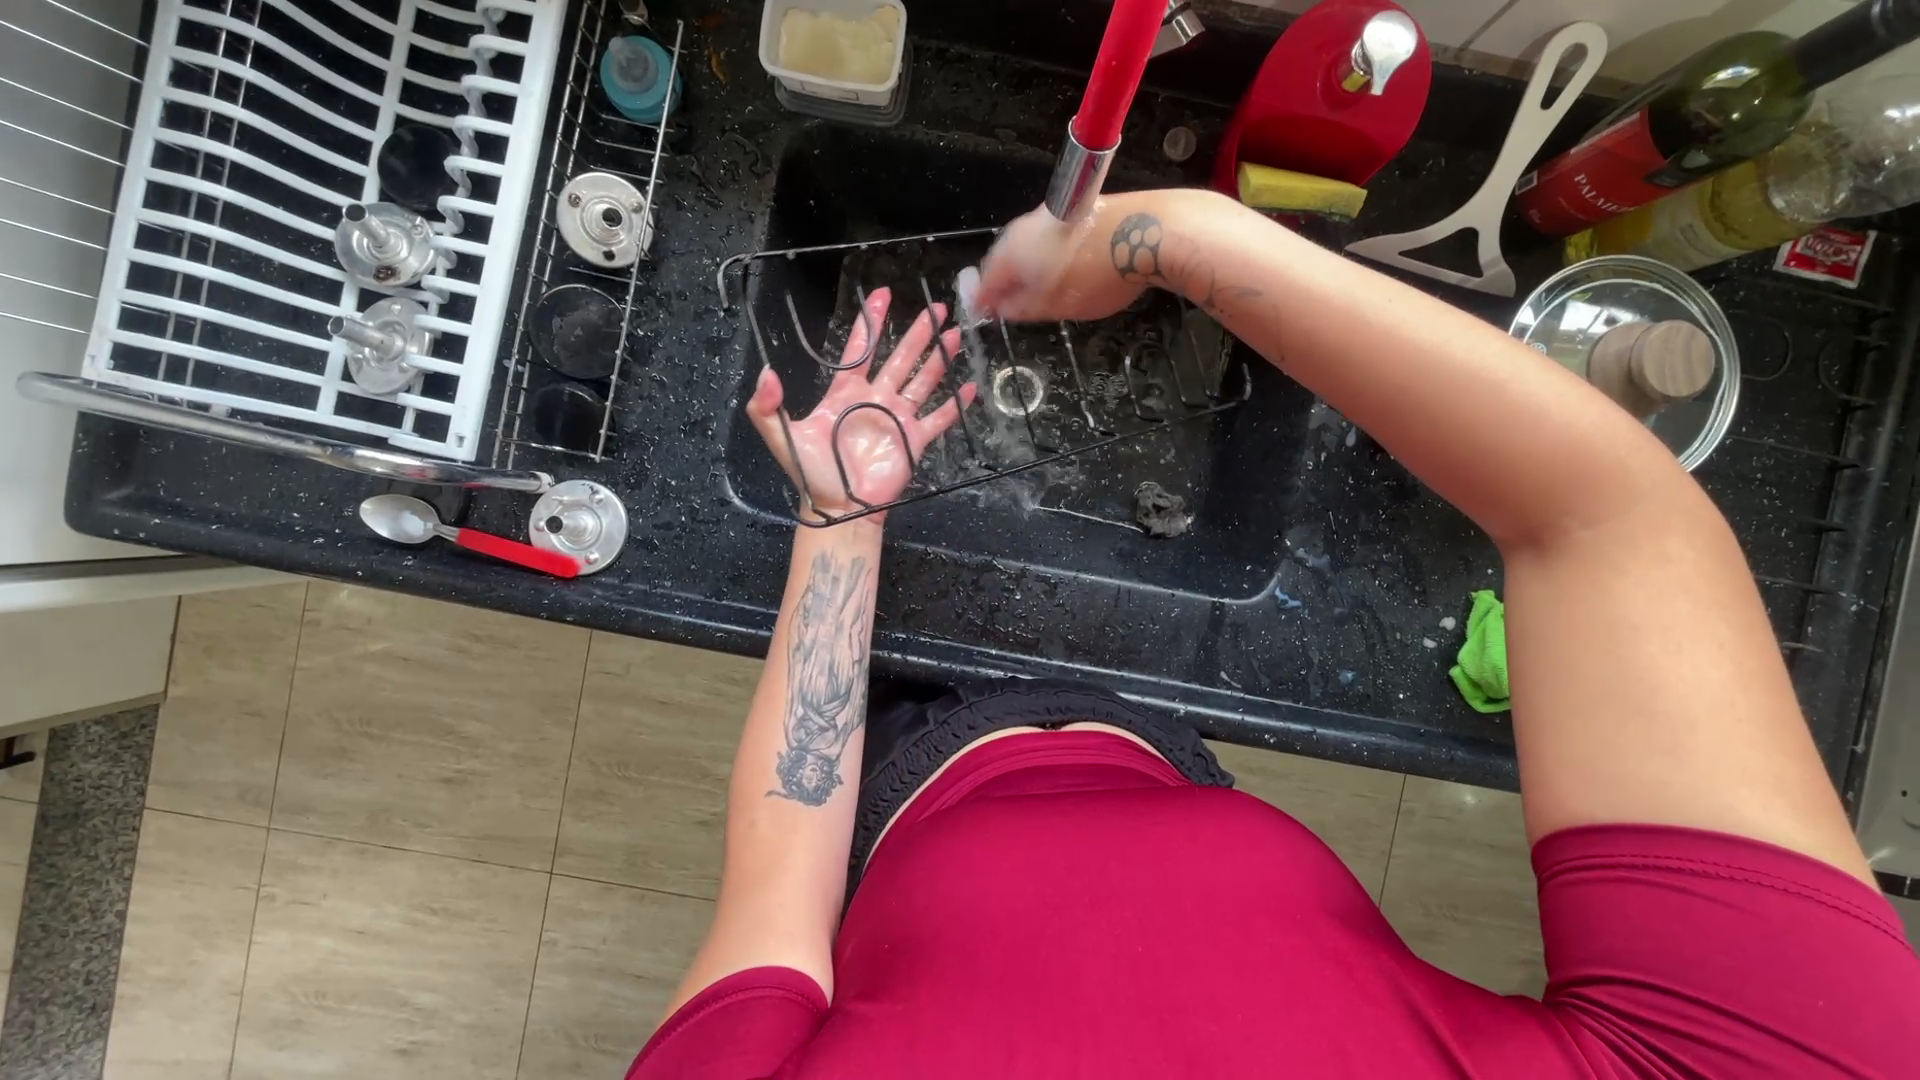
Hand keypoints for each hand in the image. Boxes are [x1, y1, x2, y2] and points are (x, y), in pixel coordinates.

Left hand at [745, 287, 977, 522]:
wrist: (839, 508)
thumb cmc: (812, 473)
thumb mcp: (781, 437)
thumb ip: (767, 406)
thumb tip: (766, 373)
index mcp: (844, 393)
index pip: (860, 350)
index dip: (871, 323)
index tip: (882, 296)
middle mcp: (874, 399)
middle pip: (899, 358)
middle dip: (916, 333)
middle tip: (935, 308)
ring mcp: (896, 418)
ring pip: (922, 380)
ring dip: (937, 358)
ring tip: (953, 334)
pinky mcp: (914, 440)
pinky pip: (939, 418)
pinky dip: (955, 404)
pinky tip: (969, 387)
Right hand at [972, 191, 1175, 322]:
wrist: (1150, 233)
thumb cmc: (1098, 274)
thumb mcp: (1054, 305)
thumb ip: (1021, 308)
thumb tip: (1001, 309)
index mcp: (1013, 250)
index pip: (986, 279)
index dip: (984, 300)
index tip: (986, 315)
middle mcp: (1026, 225)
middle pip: (1006, 258)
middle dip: (1007, 282)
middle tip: (1013, 306)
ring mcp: (1052, 214)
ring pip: (1030, 246)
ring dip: (1029, 268)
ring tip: (1041, 291)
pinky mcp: (1078, 210)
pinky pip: (1052, 238)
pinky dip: (1050, 256)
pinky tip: (1066, 270)